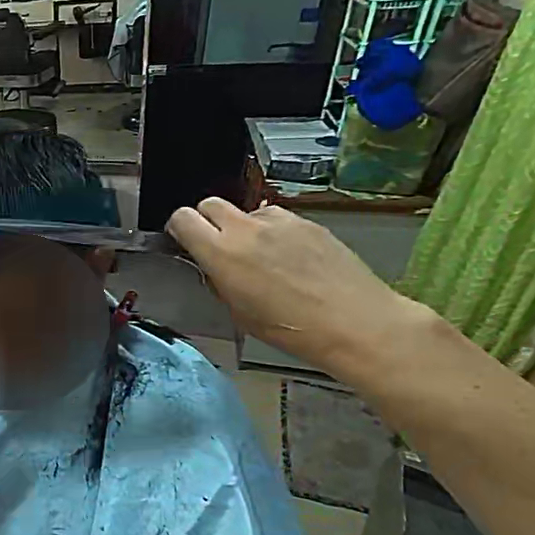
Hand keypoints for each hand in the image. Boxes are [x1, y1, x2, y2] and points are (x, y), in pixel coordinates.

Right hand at [165, 198, 439, 379]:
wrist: (354, 321)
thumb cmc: (294, 330)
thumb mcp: (241, 315)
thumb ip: (220, 282)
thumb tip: (213, 267)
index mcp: (222, 254)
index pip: (183, 218)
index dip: (179, 228)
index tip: (186, 241)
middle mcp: (246, 228)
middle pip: (210, 204)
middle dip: (209, 221)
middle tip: (220, 247)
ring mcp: (279, 220)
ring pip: (247, 211)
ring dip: (245, 228)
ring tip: (264, 258)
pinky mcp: (307, 220)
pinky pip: (278, 219)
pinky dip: (276, 233)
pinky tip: (293, 260)